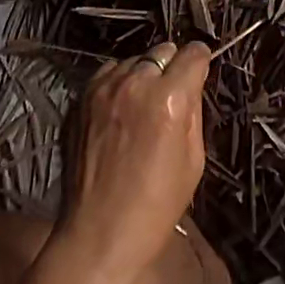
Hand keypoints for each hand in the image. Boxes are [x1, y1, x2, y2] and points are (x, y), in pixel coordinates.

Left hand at [29, 41, 211, 283]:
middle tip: (171, 93)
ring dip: (144, 74)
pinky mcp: (83, 96)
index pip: (193, 53)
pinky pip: (109, 73)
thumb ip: (194, 110)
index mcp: (169, 98)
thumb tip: (194, 81)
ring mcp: (106, 87)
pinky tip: (121, 109)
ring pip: (135, 60)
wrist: (99, 232)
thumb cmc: (155, 205)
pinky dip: (119, 83)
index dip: (200, 61)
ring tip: (143, 104)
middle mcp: (136, 83)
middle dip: (172, 66)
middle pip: (163, 51)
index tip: (200, 69)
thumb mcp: (193, 159)